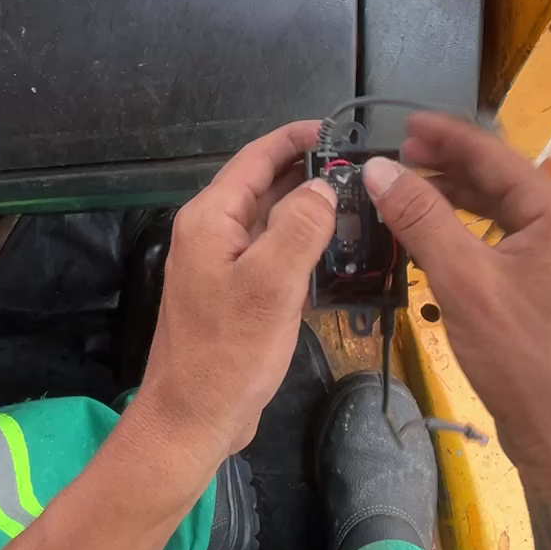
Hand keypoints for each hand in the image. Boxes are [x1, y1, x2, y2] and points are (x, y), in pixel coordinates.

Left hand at [0, 125, 336, 549]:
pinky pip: (270, 253)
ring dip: (306, 210)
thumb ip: (299, 227)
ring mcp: (221, 262)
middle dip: (306, 174)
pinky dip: (299, 246)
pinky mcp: (233, 290)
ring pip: (269, 221)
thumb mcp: (271, 283)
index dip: (293, 139)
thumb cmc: (229, 350)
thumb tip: (322, 186)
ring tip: (354, 205)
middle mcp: (212, 231)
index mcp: (211, 217)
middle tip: (358, 171)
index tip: (334, 130)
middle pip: (263, 186)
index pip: (255, 159)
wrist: (192, 419)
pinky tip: (332, 252)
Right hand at [360, 113, 550, 549]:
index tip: (402, 121)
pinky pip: (512, 241)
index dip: (444, 136)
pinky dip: (473, 231)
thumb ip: (420, 217)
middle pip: (502, 180)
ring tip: (409, 190)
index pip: (494, 156)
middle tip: (396, 158)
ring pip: (505, 211)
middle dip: (447, 166)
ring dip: (457, 198)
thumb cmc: (526, 363)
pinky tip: (440, 235)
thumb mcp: (464, 282)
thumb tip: (377, 168)